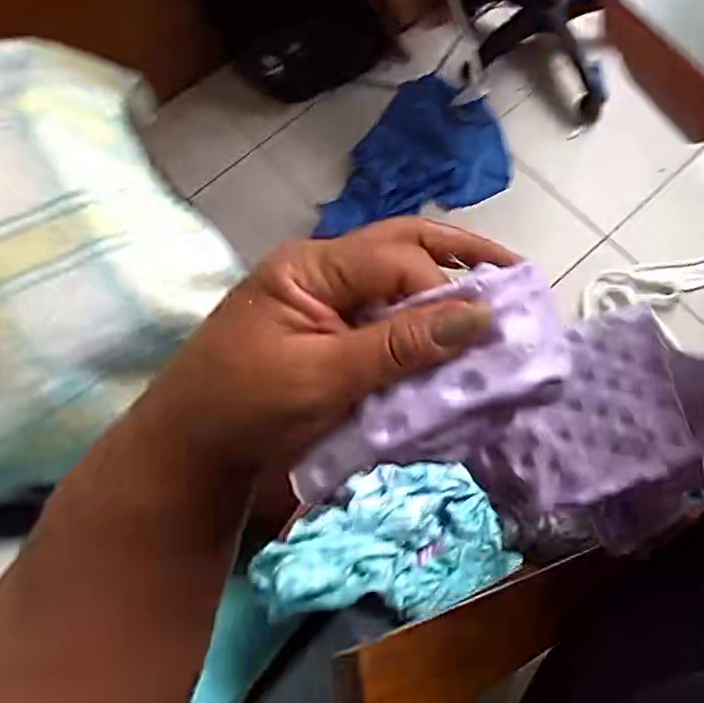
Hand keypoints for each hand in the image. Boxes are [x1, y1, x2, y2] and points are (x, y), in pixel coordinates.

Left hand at [128, 218, 519, 475]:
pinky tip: (456, 327)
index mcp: (311, 268)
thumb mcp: (324, 377)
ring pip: (402, 274)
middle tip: (514, 268)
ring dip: (448, 280)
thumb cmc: (243, 411)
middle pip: (403, 245)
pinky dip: (428, 317)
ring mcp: (330, 299)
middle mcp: (324, 271)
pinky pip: (392, 312)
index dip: (443, 289)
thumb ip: (401, 344)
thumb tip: (480, 317)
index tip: (479, 328)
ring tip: (496, 288)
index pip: (397, 260)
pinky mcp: (338, 330)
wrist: (189, 458)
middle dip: (460, 252)